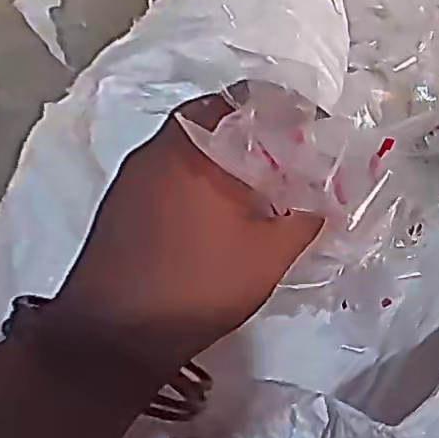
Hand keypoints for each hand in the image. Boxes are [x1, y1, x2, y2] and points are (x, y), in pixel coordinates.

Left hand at [42, 95, 322, 376]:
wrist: (113, 338)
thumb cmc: (199, 284)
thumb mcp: (270, 254)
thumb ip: (305, 220)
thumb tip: (325, 204)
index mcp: (192, 150)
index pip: (238, 99)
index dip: (278, 105)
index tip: (307, 125)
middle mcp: (156, 154)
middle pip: (213, 120)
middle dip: (256, 132)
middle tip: (292, 154)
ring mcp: (132, 180)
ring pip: (191, 149)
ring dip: (228, 157)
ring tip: (266, 183)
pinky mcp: (122, 207)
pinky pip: (173, 174)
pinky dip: (204, 178)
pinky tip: (228, 210)